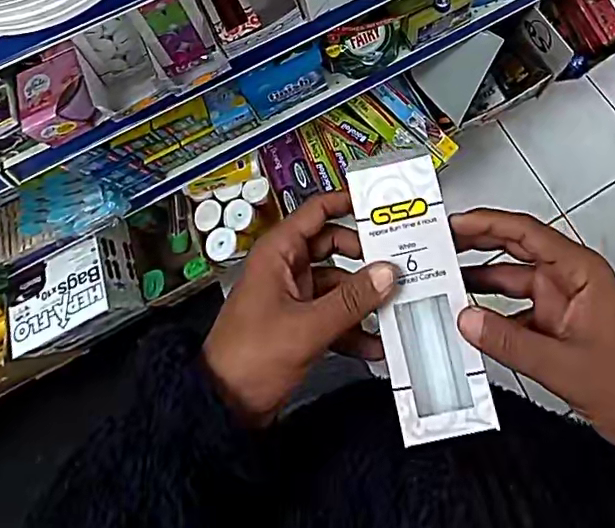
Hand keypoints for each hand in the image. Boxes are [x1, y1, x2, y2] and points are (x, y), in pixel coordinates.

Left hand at [201, 190, 396, 426]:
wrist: (221, 411)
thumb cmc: (246, 360)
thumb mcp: (306, 327)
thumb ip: (351, 300)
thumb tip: (385, 274)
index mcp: (279, 253)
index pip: (317, 211)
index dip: (347, 203)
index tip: (377, 205)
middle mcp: (286, 268)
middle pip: (334, 246)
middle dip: (364, 257)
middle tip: (393, 260)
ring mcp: (293, 296)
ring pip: (338, 283)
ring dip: (362, 297)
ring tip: (391, 304)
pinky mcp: (299, 323)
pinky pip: (334, 314)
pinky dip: (353, 326)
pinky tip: (373, 342)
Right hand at [453, 209, 614, 463]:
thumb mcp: (565, 367)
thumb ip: (511, 343)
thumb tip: (469, 320)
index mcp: (581, 270)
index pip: (528, 232)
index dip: (489, 222)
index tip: (459, 222)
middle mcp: (571, 278)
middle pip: (517, 247)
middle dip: (479, 242)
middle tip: (444, 240)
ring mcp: (563, 301)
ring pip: (514, 278)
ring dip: (482, 278)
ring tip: (447, 275)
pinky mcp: (558, 325)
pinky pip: (517, 310)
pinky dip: (494, 313)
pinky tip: (472, 320)